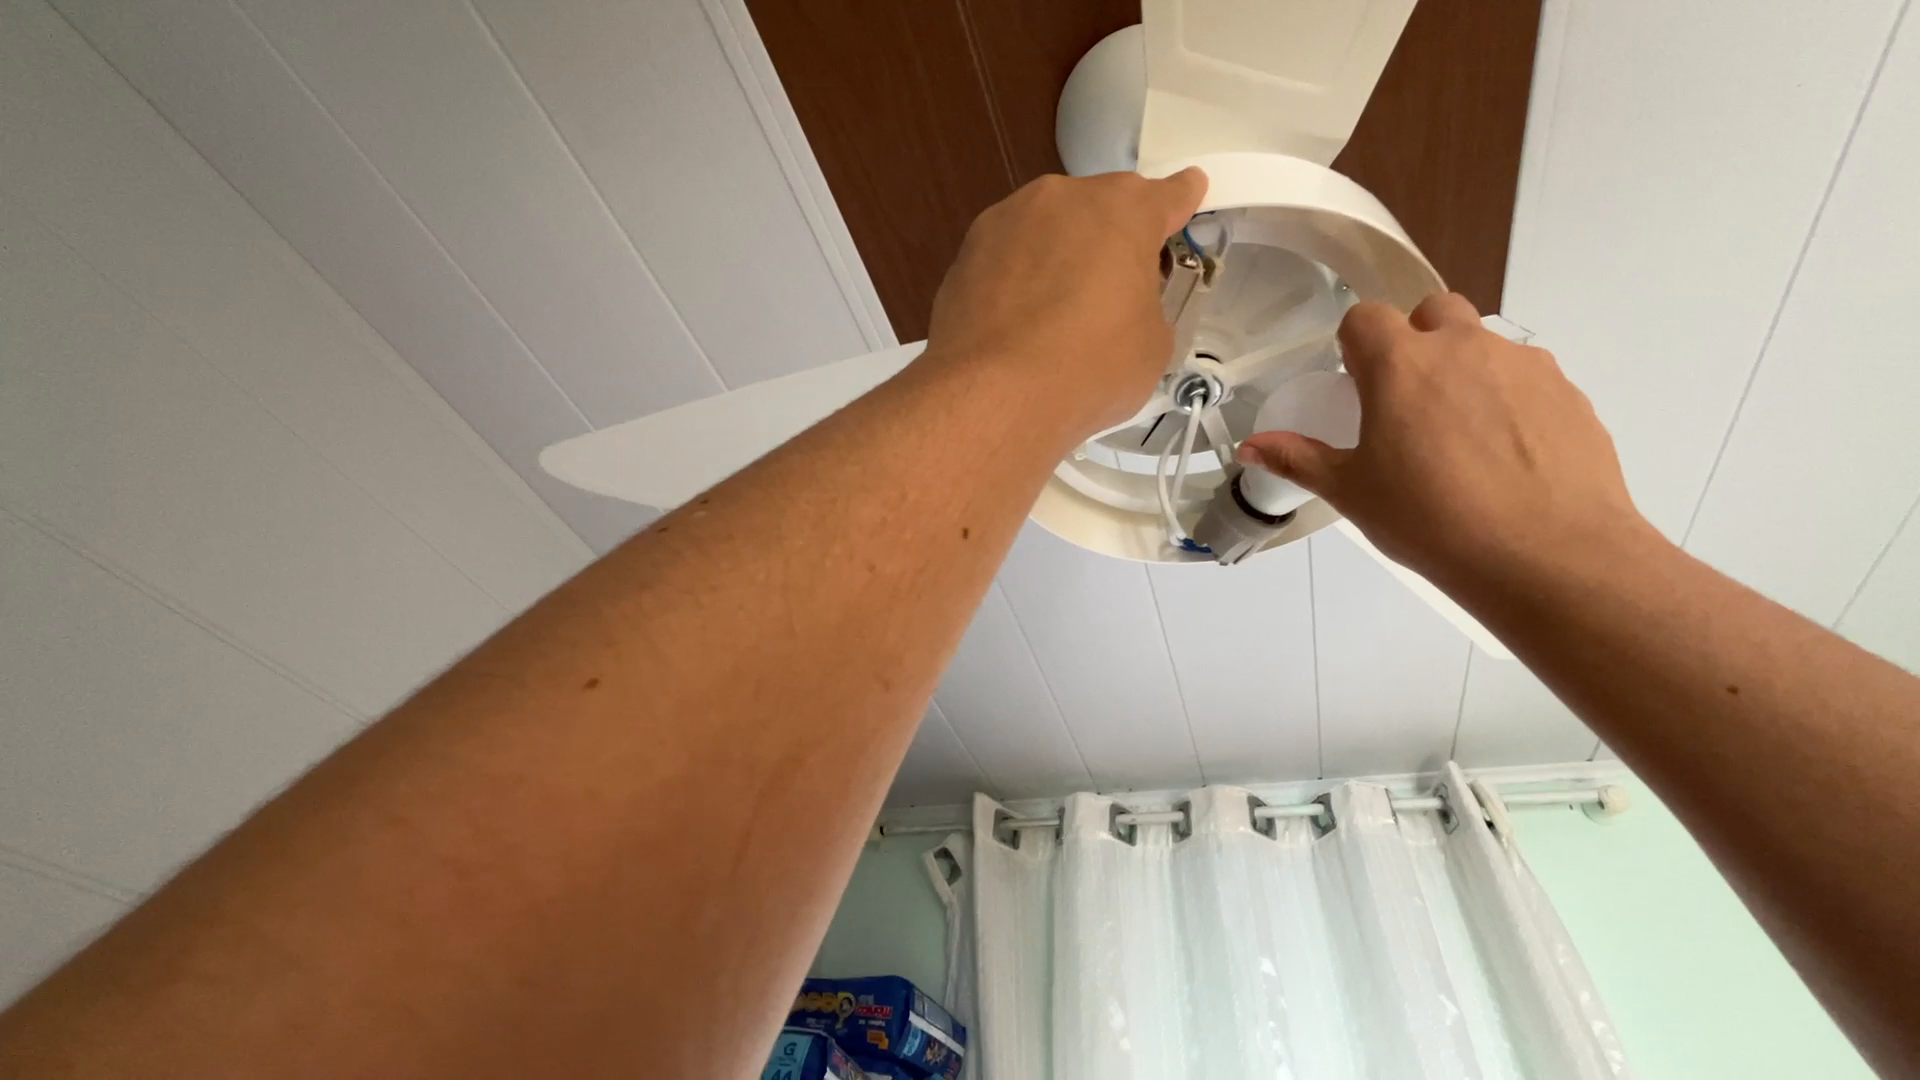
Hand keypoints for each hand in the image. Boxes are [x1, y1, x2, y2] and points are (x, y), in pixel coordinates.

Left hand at [925, 169, 1207, 437]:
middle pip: (1098, 211)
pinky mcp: (965, 253)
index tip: (1185, 199)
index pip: (1167, 195)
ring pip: (1046, 231)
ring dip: (1056, 258)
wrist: (994, 394)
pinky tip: (1015, 325)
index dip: (1180, 203)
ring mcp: (1006, 220)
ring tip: (1053, 316)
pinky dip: (1016, 281)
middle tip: (1109, 293)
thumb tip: (1122, 305)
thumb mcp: (1152, 346)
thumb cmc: (1090, 368)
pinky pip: (1007, 260)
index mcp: (1125, 210)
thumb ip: (1147, 305)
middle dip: (1108, 241)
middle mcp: (1063, 198)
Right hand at [1237, 293, 1655, 587]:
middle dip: (1414, 341)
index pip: (1365, 317)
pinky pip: (1525, 379)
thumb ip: (1297, 458)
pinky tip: (1502, 457)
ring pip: (1483, 345)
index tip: (1354, 384)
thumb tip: (1249, 447)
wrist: (1546, 554)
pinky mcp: (1569, 393)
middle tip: (1406, 401)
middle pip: (1432, 312)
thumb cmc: (1428, 518)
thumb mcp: (1351, 491)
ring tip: (1457, 438)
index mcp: (1401, 364)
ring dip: (1462, 370)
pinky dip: (1507, 401)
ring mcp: (1524, 365)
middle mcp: (1464, 347)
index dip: (1354, 345)